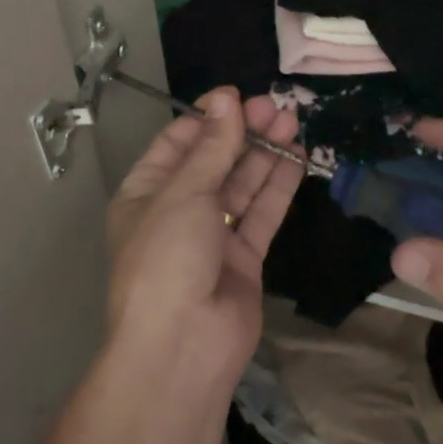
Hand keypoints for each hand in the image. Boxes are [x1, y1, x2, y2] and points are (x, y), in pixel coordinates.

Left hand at [105, 86, 302, 389]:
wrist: (183, 346)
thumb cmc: (167, 259)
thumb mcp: (183, 195)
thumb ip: (212, 148)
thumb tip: (225, 99)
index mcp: (146, 194)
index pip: (177, 145)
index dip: (207, 119)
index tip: (238, 97)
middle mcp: (178, 212)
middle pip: (214, 161)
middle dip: (242, 133)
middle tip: (275, 107)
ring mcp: (212, 237)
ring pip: (242, 185)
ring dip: (264, 153)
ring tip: (291, 121)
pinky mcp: (244, 258)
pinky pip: (262, 214)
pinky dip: (279, 186)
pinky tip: (297, 157)